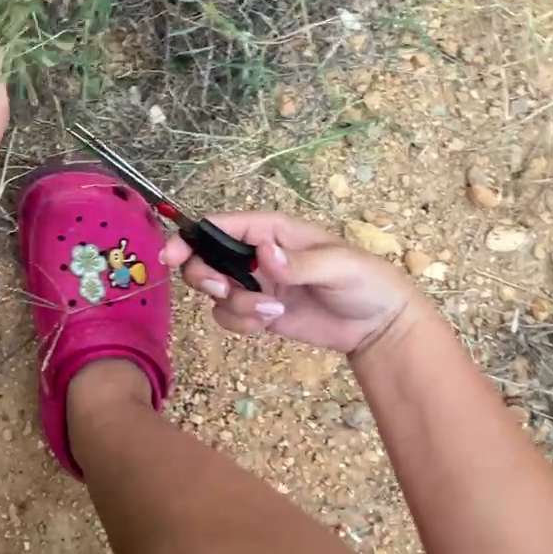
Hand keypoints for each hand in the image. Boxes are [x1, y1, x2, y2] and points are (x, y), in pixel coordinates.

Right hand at [163, 211, 421, 354]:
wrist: (380, 326)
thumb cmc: (365, 281)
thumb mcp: (338, 266)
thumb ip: (299, 262)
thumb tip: (264, 253)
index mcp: (267, 231)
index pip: (217, 227)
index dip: (190, 238)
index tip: (172, 256)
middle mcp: (252, 254)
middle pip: (202, 258)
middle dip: (204, 275)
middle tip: (223, 290)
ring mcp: (252, 283)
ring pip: (213, 290)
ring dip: (233, 304)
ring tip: (269, 312)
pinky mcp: (257, 311)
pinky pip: (228, 316)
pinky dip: (241, 323)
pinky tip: (269, 324)